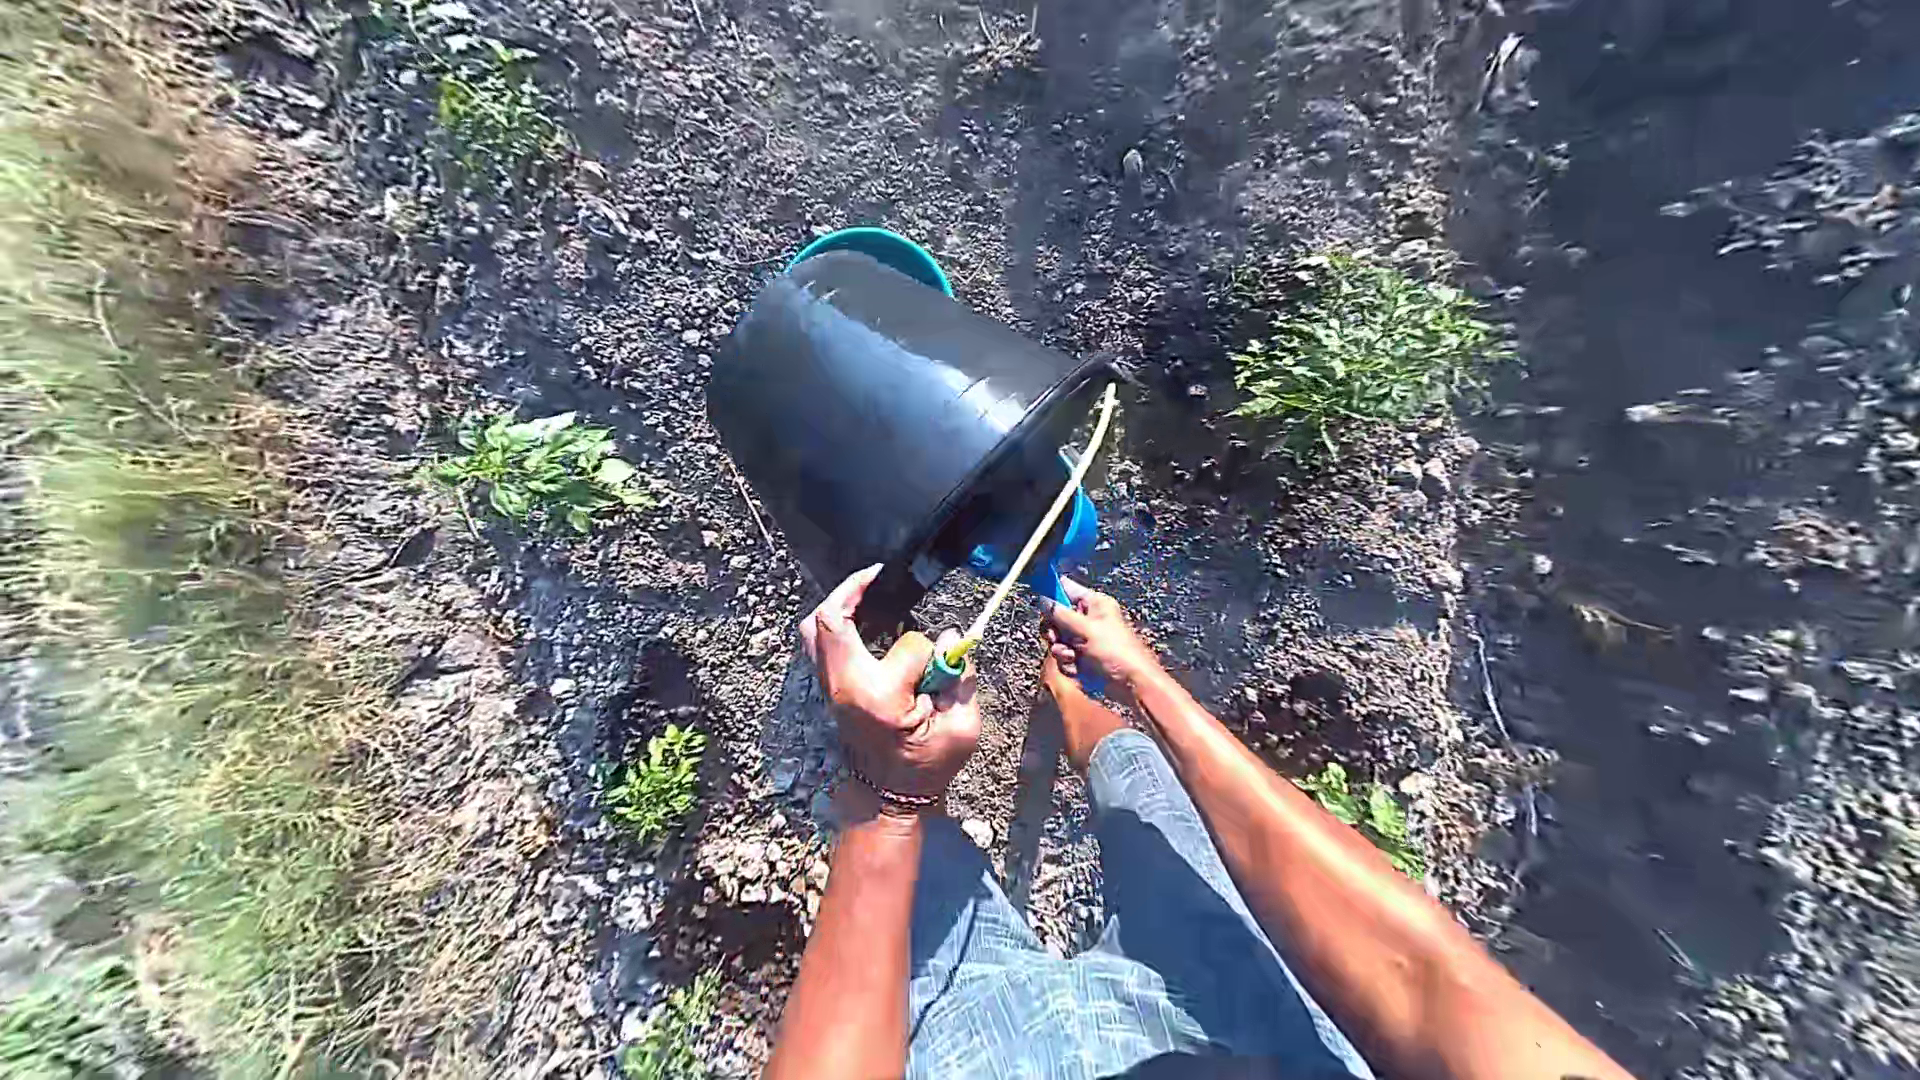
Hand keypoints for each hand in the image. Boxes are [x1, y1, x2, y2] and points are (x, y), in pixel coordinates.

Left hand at [799, 565, 980, 812]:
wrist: (888, 797)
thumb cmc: (927, 765)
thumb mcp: (962, 728)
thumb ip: (960, 677)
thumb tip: (951, 636)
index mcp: (879, 696)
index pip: (910, 646)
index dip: (932, 648)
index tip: (944, 661)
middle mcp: (844, 686)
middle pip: (829, 619)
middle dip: (854, 588)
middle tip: (877, 575)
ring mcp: (830, 687)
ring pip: (813, 628)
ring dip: (838, 603)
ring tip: (866, 589)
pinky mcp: (829, 687)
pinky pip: (818, 642)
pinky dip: (833, 621)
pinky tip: (858, 615)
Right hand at [1042, 578, 1163, 687]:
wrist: (1131, 685)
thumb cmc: (1117, 653)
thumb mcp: (1086, 629)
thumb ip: (1061, 614)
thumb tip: (1043, 601)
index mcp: (1094, 604)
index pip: (1066, 589)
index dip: (1052, 594)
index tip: (1042, 605)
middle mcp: (1088, 618)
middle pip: (1055, 616)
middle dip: (1054, 631)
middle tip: (1057, 638)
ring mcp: (1083, 638)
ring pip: (1057, 638)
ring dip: (1060, 650)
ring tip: (1073, 657)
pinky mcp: (1081, 656)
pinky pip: (1062, 655)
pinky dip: (1067, 663)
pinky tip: (1077, 668)